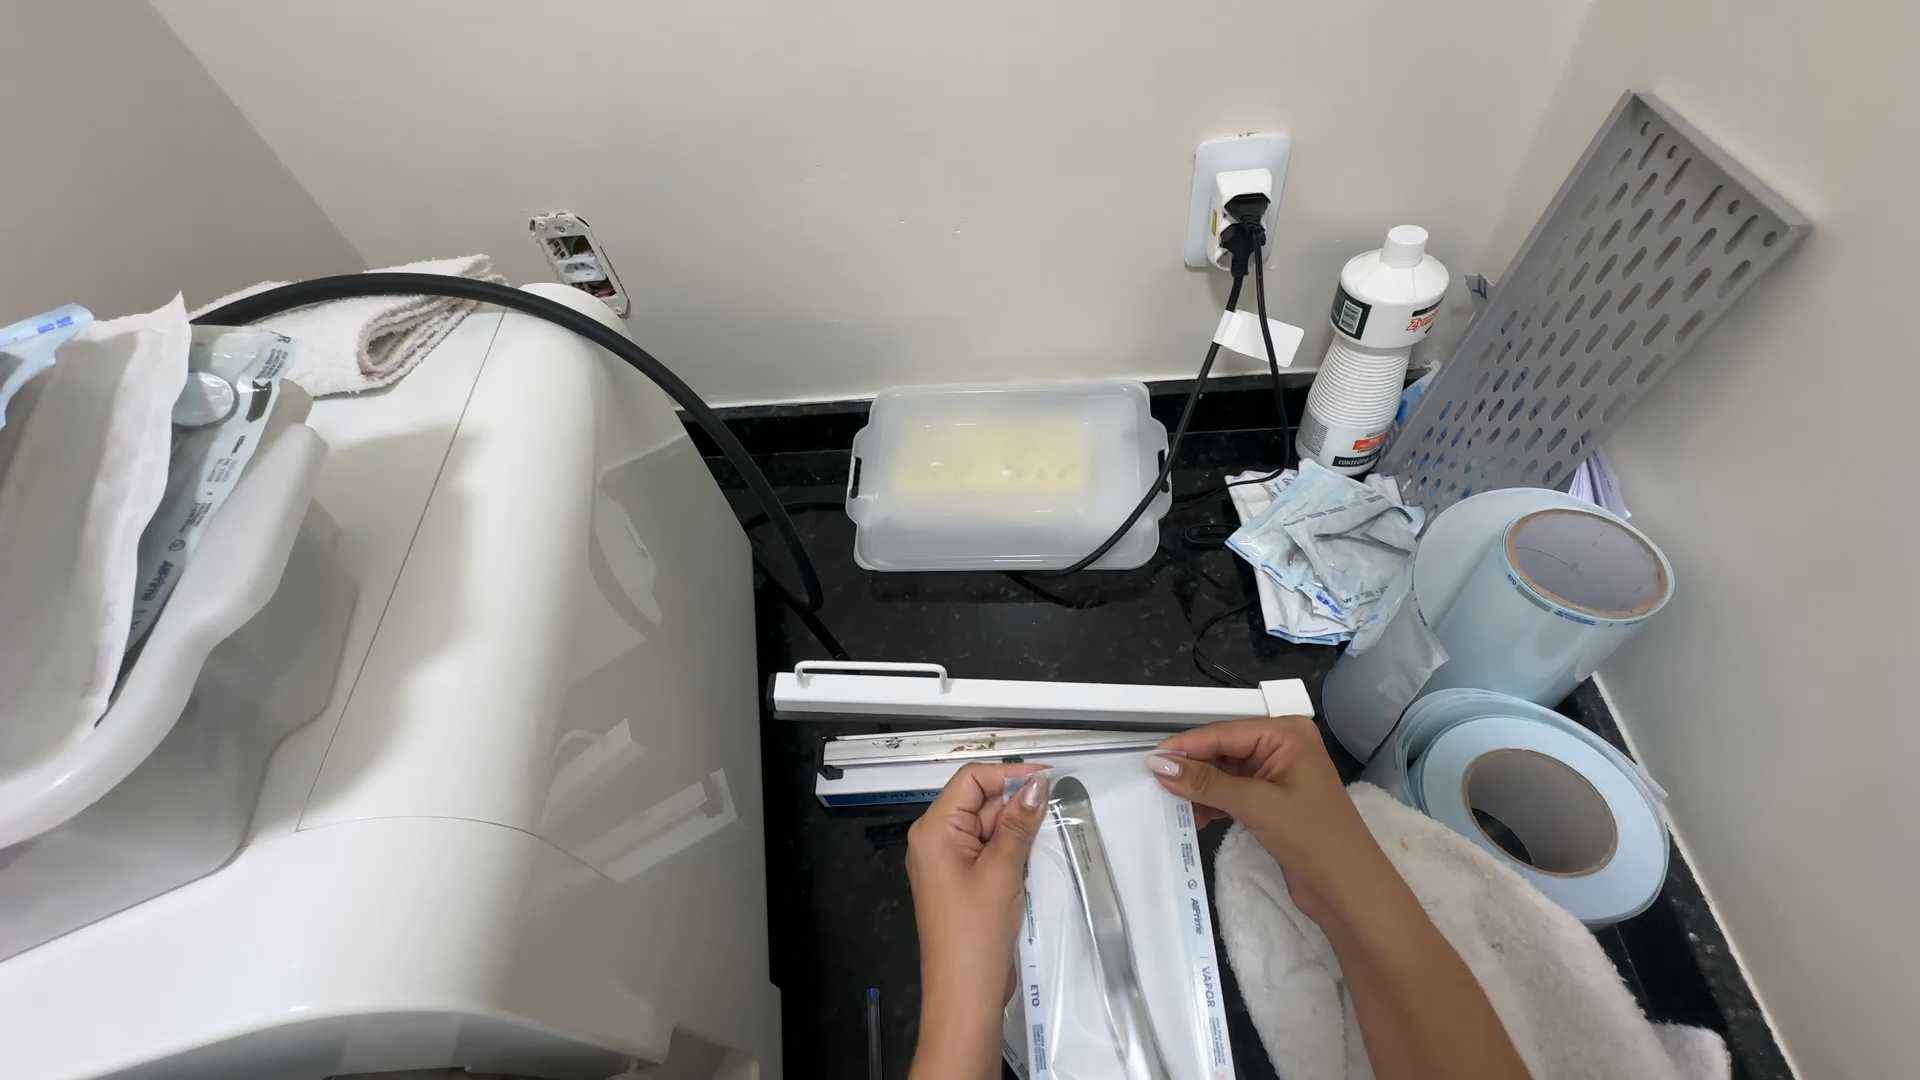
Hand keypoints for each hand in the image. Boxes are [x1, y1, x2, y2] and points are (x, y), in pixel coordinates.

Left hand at [906, 764, 1049, 1079]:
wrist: (965, 996)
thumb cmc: (975, 933)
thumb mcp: (1001, 870)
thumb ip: (1018, 823)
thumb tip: (1036, 785)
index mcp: (933, 829)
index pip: (970, 780)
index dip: (1007, 773)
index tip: (1044, 777)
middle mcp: (934, 839)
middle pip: (977, 800)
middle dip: (1013, 800)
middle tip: (1052, 804)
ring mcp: (946, 860)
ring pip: (984, 824)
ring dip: (1013, 824)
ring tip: (1045, 829)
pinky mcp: (960, 879)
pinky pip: (985, 847)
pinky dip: (1008, 845)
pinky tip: (1031, 850)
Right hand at [1147, 716, 1396, 928]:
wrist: (1353, 895)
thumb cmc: (1313, 839)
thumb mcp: (1255, 805)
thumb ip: (1205, 782)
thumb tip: (1158, 764)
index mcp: (1286, 734)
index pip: (1223, 732)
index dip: (1186, 746)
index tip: (1149, 760)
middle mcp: (1282, 746)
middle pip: (1222, 750)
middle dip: (1193, 769)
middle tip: (1158, 785)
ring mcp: (1277, 773)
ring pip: (1224, 771)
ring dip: (1201, 788)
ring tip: (1178, 807)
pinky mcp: (1273, 800)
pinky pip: (1233, 790)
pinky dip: (1214, 801)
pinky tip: (1198, 817)